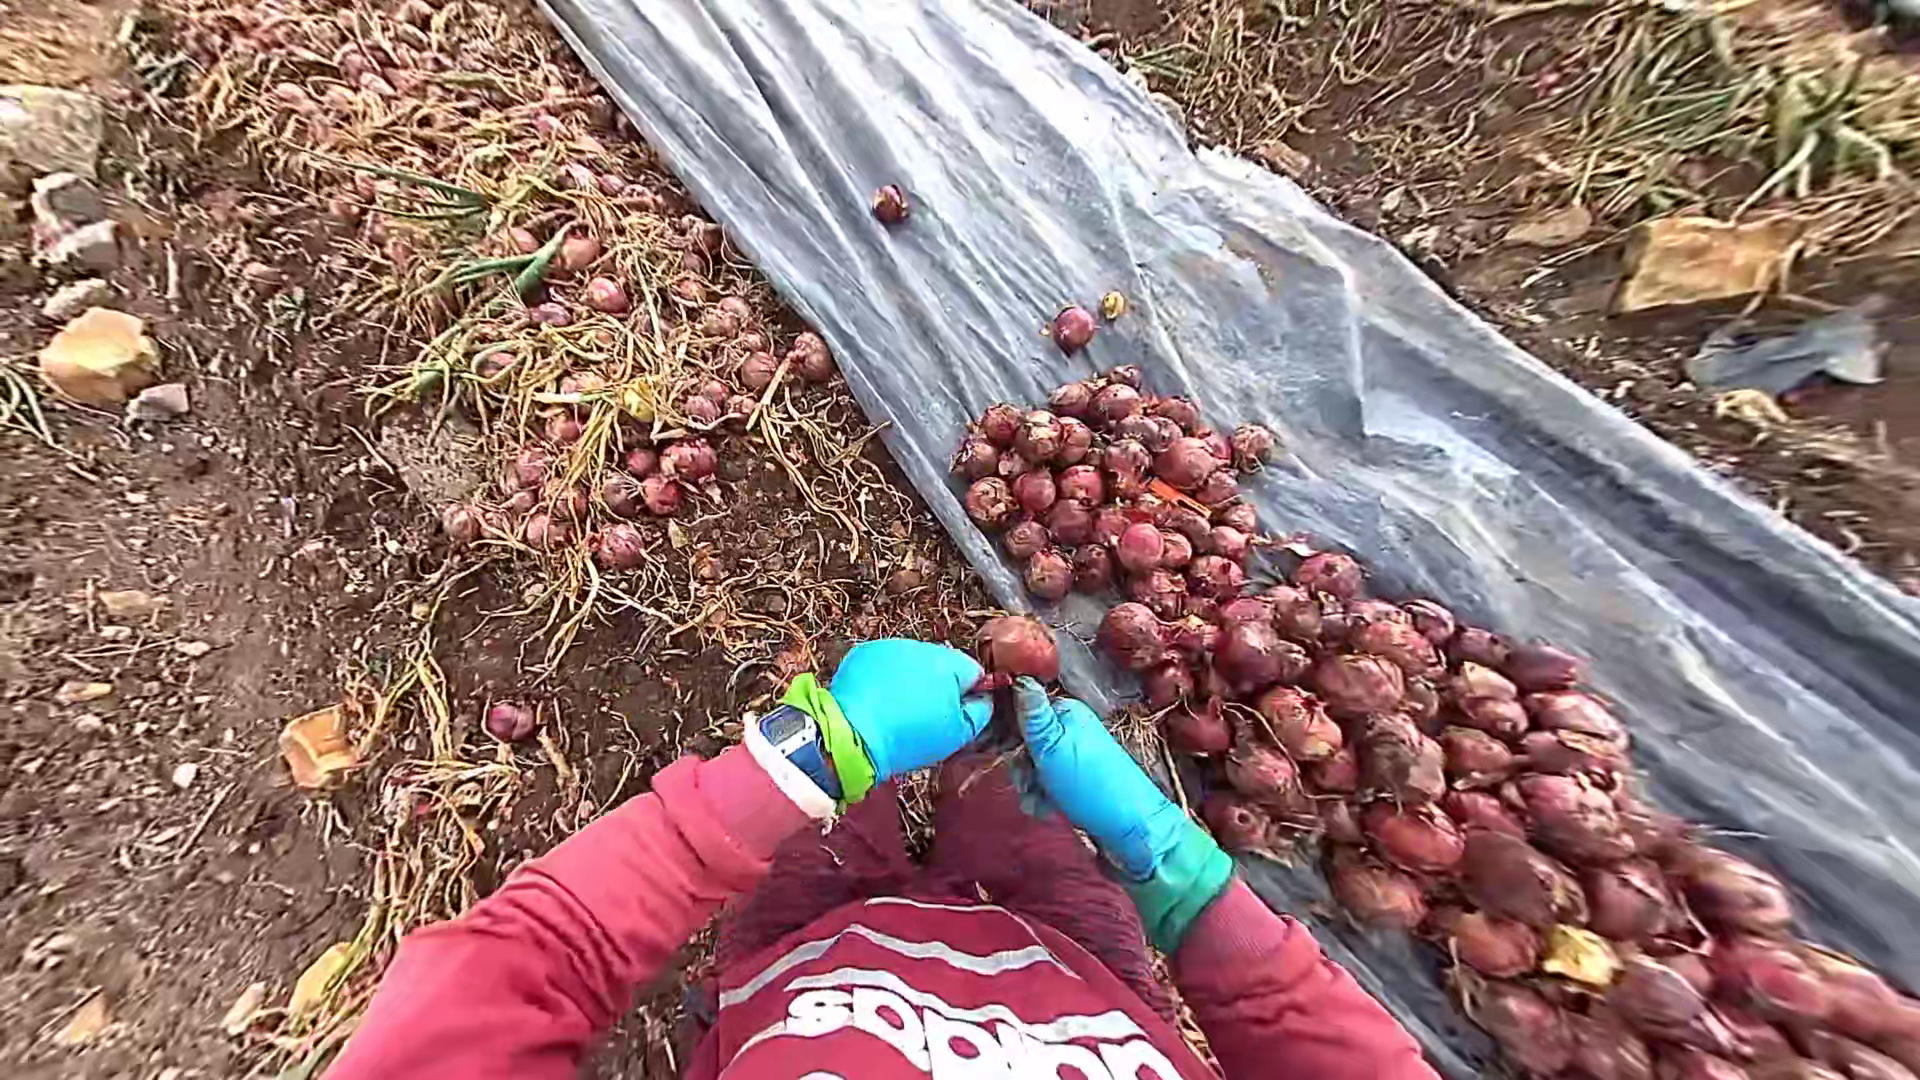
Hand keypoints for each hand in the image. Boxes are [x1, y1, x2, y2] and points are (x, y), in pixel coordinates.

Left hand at [827, 640, 993, 781]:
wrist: (853, 735)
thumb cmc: (907, 737)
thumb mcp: (956, 735)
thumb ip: (979, 712)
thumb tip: (984, 699)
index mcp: (948, 663)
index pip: (974, 671)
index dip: (969, 694)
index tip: (956, 714)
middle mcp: (921, 647)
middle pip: (943, 664)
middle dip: (939, 686)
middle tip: (926, 717)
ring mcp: (891, 646)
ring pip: (914, 662)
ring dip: (912, 680)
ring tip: (899, 711)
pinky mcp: (866, 652)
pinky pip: (886, 663)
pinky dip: (886, 678)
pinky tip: (880, 701)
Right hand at [1015, 677, 1232, 948]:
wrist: (1131, 830)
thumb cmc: (1090, 784)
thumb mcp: (1052, 745)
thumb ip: (1031, 713)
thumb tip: (1019, 676)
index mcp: (1064, 710)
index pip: (1021, 705)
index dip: (1006, 727)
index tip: (1003, 747)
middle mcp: (1068, 727)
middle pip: (1023, 738)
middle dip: (1018, 763)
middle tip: (1027, 780)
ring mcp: (1072, 754)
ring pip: (1031, 763)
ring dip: (1028, 783)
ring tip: (1038, 799)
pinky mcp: (1074, 779)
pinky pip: (1044, 782)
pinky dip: (1040, 796)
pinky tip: (1046, 809)